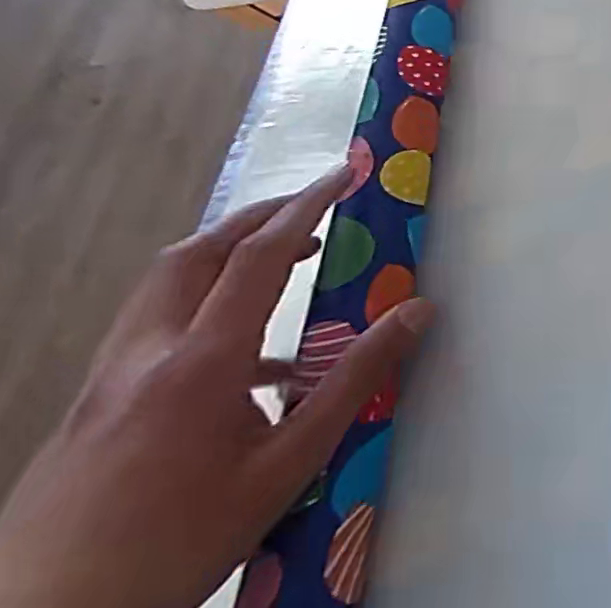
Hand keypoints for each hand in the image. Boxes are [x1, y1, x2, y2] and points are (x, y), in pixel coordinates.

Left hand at [0, 166, 433, 607]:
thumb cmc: (183, 536)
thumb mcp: (291, 460)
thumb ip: (355, 377)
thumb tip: (418, 311)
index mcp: (200, 362)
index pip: (258, 258)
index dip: (305, 208)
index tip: (340, 176)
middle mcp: (144, 355)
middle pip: (191, 257)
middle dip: (255, 218)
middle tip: (310, 205)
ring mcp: (106, 381)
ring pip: (162, 289)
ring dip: (225, 257)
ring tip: (287, 261)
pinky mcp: (90, 407)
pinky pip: (153, 331)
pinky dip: (206, 312)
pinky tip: (251, 363)